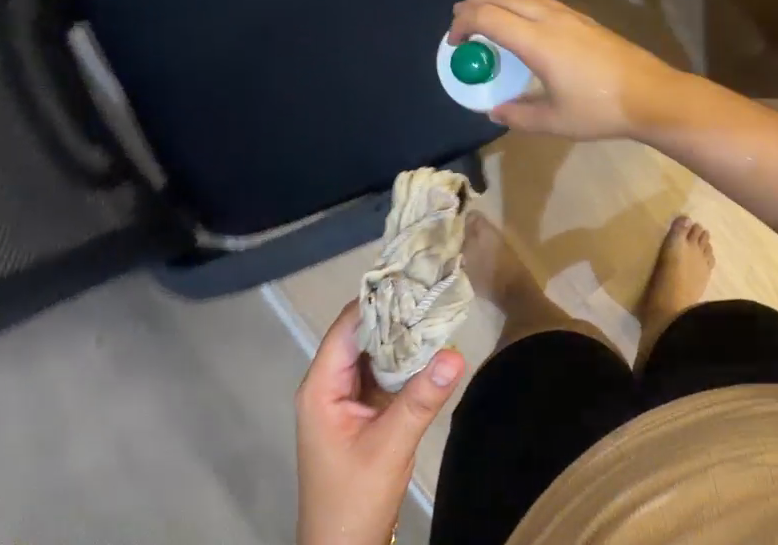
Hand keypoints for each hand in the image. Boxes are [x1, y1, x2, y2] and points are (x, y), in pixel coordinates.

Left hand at [296, 302, 462, 544]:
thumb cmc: (354, 500)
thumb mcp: (391, 447)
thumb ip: (422, 399)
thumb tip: (456, 353)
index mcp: (321, 388)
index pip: (348, 326)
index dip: (379, 299)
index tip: (416, 277)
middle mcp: (329, 385)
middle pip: (362, 334)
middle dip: (397, 312)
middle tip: (436, 287)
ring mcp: (346, 398)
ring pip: (376, 351)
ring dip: (404, 334)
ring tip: (439, 307)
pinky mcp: (364, 411)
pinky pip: (385, 372)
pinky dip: (407, 358)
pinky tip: (433, 345)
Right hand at [448, 0, 686, 139]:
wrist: (652, 95)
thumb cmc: (600, 109)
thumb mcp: (554, 121)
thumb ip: (519, 116)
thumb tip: (495, 111)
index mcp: (537, 41)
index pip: (487, 17)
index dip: (463, 25)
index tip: (454, 44)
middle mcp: (551, 19)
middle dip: (474, 6)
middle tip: (458, 22)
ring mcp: (571, 16)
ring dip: (498, 4)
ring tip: (485, 20)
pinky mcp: (585, 21)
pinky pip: (541, 4)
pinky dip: (520, 8)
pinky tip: (523, 26)